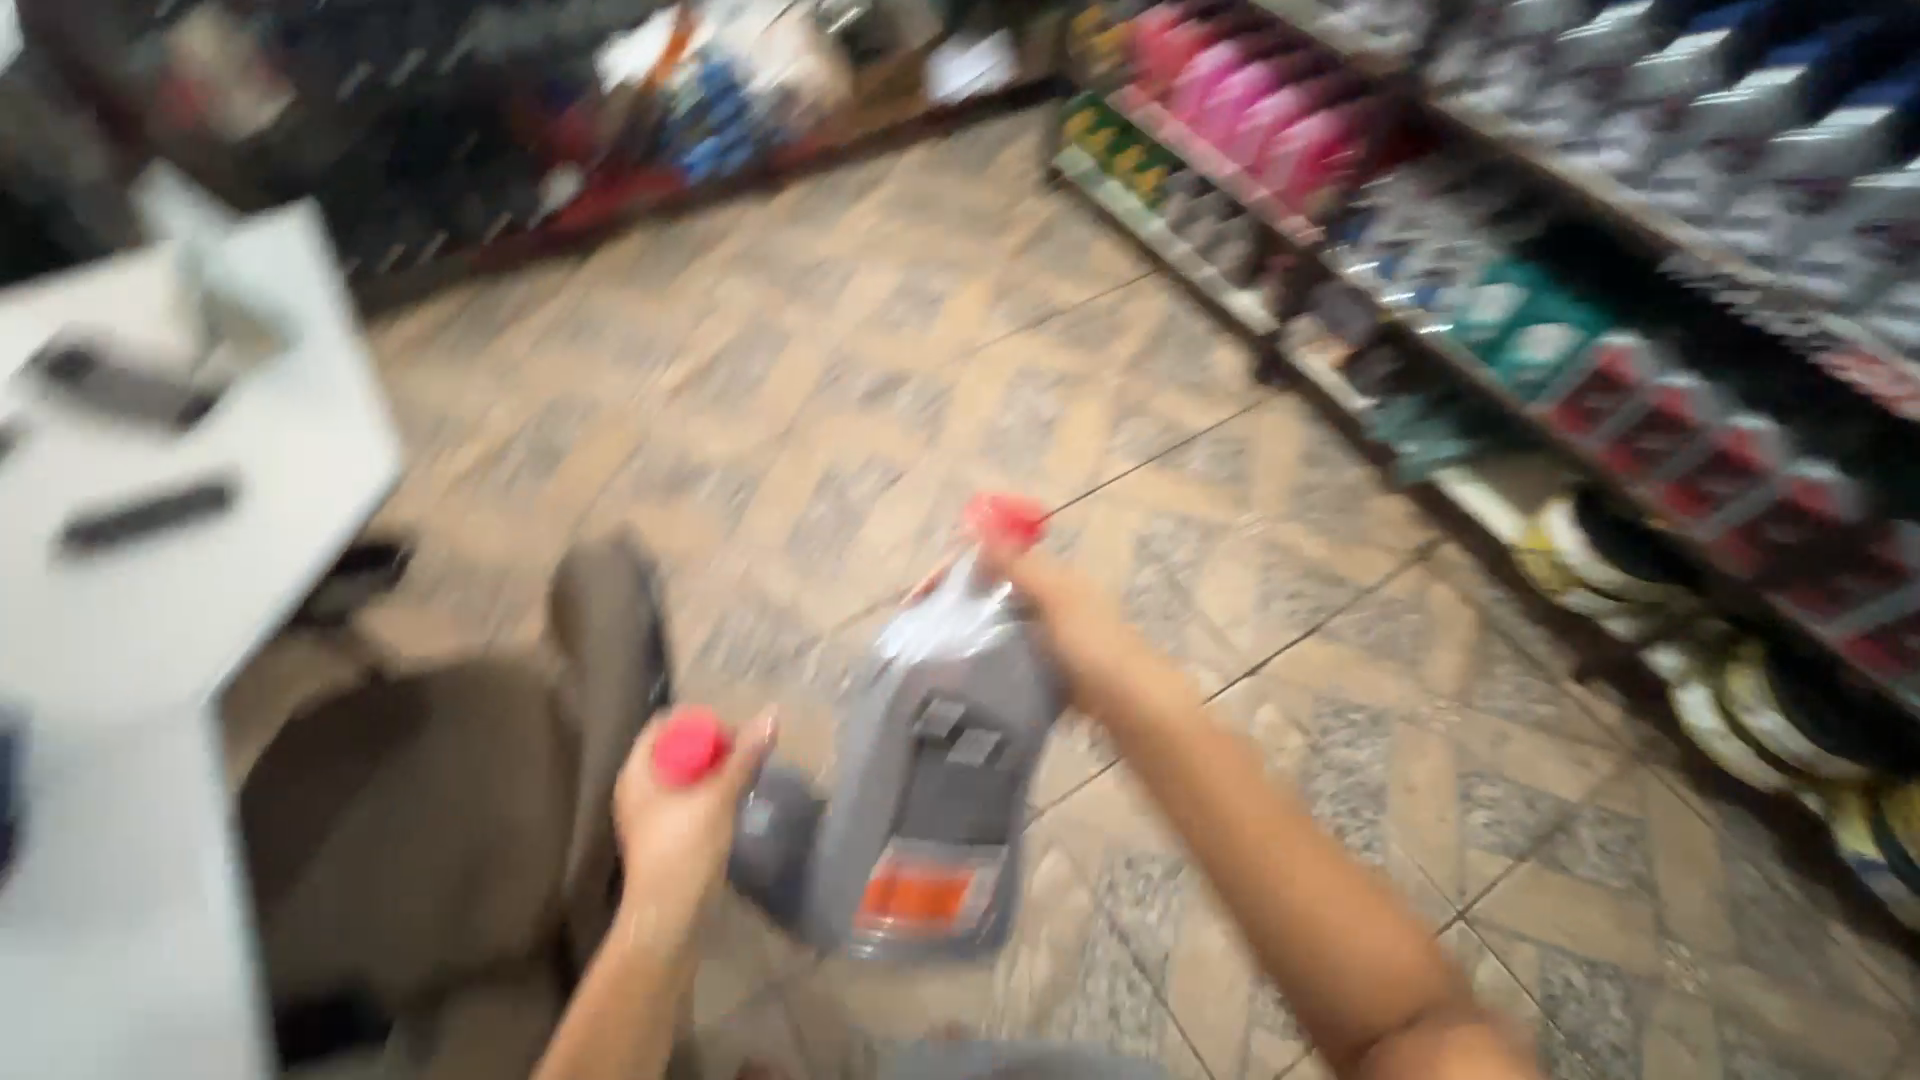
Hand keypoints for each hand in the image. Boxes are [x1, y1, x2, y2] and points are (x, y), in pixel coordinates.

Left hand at [611, 708, 777, 923]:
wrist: (669, 919)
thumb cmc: (683, 851)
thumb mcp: (717, 797)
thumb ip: (745, 756)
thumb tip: (771, 714)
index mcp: (637, 773)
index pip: (664, 725)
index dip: (697, 720)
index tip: (730, 730)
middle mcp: (640, 788)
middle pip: (678, 747)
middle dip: (713, 744)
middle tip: (745, 751)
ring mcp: (653, 813)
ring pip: (687, 773)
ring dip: (717, 768)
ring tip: (747, 771)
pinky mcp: (669, 833)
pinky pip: (692, 796)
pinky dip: (714, 790)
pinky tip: (737, 797)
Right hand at [911, 542, 1195, 727]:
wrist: (1137, 711)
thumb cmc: (1097, 649)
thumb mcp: (1057, 599)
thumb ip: (1019, 565)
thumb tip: (977, 528)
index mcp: (1056, 580)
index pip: (996, 561)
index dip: (957, 571)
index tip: (919, 596)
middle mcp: (1054, 605)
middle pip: (995, 594)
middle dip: (957, 603)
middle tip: (917, 628)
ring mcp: (1052, 643)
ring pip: (1000, 629)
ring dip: (969, 636)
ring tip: (930, 656)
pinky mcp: (1052, 677)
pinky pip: (1010, 663)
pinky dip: (988, 665)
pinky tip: (964, 681)